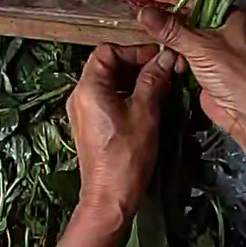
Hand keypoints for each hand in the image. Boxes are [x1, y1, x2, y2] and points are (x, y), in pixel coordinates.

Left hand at [67, 42, 177, 230]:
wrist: (111, 195)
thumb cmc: (126, 156)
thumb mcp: (145, 112)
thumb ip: (154, 80)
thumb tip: (165, 58)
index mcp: (88, 88)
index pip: (107, 51)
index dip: (133, 51)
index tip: (157, 58)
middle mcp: (80, 96)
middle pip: (107, 65)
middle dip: (136, 64)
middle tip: (163, 70)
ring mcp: (84, 112)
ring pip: (109, 83)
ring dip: (134, 80)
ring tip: (160, 86)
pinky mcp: (91, 125)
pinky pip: (107, 99)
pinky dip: (127, 95)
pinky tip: (148, 103)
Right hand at [136, 0, 245, 149]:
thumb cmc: (235, 75)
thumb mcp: (202, 48)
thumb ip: (172, 30)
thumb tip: (144, 12)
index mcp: (228, 14)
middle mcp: (222, 28)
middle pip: (188, 14)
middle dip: (165, 16)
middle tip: (139, 12)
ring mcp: (214, 48)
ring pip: (184, 36)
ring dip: (168, 38)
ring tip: (147, 36)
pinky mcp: (206, 68)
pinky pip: (184, 55)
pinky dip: (173, 55)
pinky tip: (164, 59)